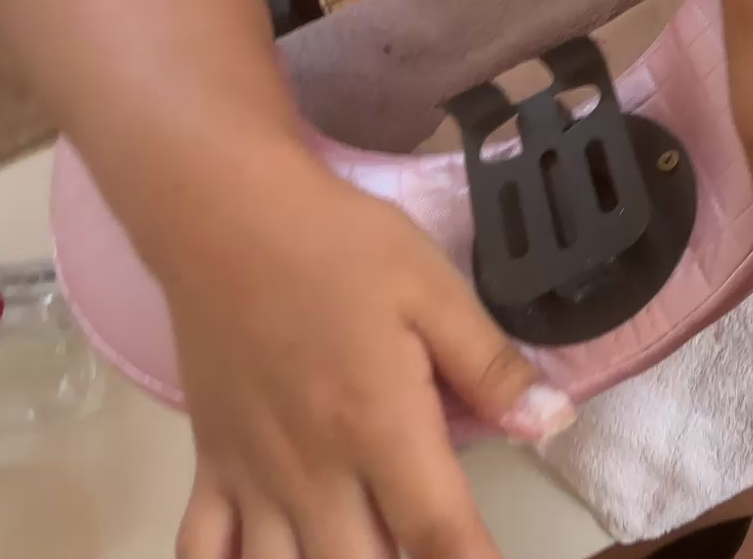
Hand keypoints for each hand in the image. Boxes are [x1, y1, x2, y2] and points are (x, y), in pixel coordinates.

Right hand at [165, 159, 572, 558]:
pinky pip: (202, 551)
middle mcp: (313, 471)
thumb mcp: (440, 295)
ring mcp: (251, 474)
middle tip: (446, 549)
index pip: (437, 527)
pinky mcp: (209, 460)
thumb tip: (550, 423)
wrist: (235, 225)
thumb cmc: (351, 252)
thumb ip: (490, 367)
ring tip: (375, 551)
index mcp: (380, 427)